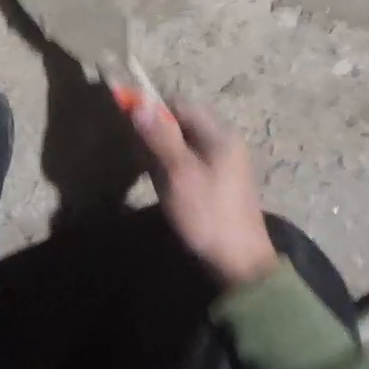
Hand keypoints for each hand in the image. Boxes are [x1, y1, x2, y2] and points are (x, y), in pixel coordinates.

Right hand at [127, 97, 279, 288]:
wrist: (238, 263)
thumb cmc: (207, 214)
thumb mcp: (178, 173)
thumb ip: (160, 137)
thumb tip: (139, 104)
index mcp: (220, 134)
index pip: (180, 104)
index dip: (153, 110)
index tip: (130, 125)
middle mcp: (224, 142)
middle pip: (181, 123)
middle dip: (156, 134)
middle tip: (140, 156)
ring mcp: (223, 163)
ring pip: (181, 144)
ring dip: (161, 154)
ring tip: (153, 176)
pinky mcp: (217, 182)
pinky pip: (188, 163)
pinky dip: (171, 169)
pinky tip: (165, 188)